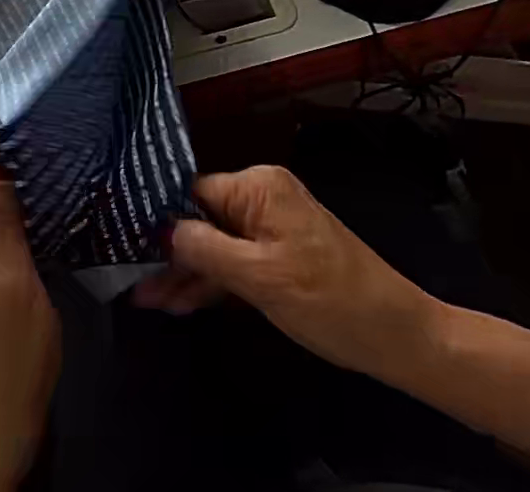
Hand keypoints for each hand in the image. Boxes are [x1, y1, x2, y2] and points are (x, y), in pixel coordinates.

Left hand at [0, 145, 59, 487]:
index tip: (15, 128)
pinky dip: (17, 210)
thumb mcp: (13, 279)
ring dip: (10, 183)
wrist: (2, 413)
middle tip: (39, 139)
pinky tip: (44, 200)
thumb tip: (1, 170)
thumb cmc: (8, 351)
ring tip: (47, 160)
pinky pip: (1, 226)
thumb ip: (5, 222)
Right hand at [132, 165, 444, 380]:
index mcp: (257, 187)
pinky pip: (231, 260)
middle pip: (197, 221)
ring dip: (185, 274)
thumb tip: (157, 231)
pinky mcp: (274, 251)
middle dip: (169, 256)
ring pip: (211, 244)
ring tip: (149, 299)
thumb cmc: (333, 302)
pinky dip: (210, 281)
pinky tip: (179, 300)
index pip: (190, 193)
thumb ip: (202, 248)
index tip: (124, 241)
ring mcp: (267, 225)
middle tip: (136, 285)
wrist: (404, 342)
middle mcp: (259, 196)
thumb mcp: (259, 277)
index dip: (157, 219)